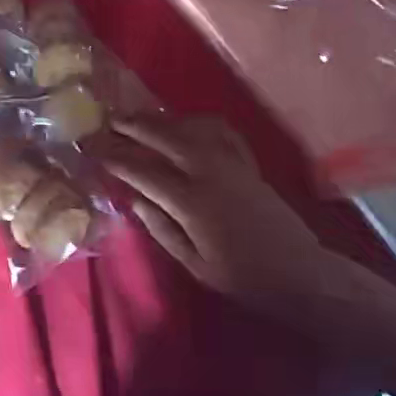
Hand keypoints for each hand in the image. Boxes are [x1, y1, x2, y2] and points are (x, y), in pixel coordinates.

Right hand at [95, 116, 370, 319]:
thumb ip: (161, 228)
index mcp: (193, 203)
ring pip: (190, 128)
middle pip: (165, 138)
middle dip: (135, 127)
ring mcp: (232, 163)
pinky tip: (185, 122)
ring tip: (139, 117)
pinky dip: (198, 121)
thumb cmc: (243, 277)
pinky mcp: (247, 162)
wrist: (301, 273)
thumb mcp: (195, 264)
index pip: (144, 172)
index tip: (94, 148)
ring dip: (162, 119)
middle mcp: (210, 173)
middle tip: (110, 120)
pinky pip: (220, 130)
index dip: (116, 158)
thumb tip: (132, 198)